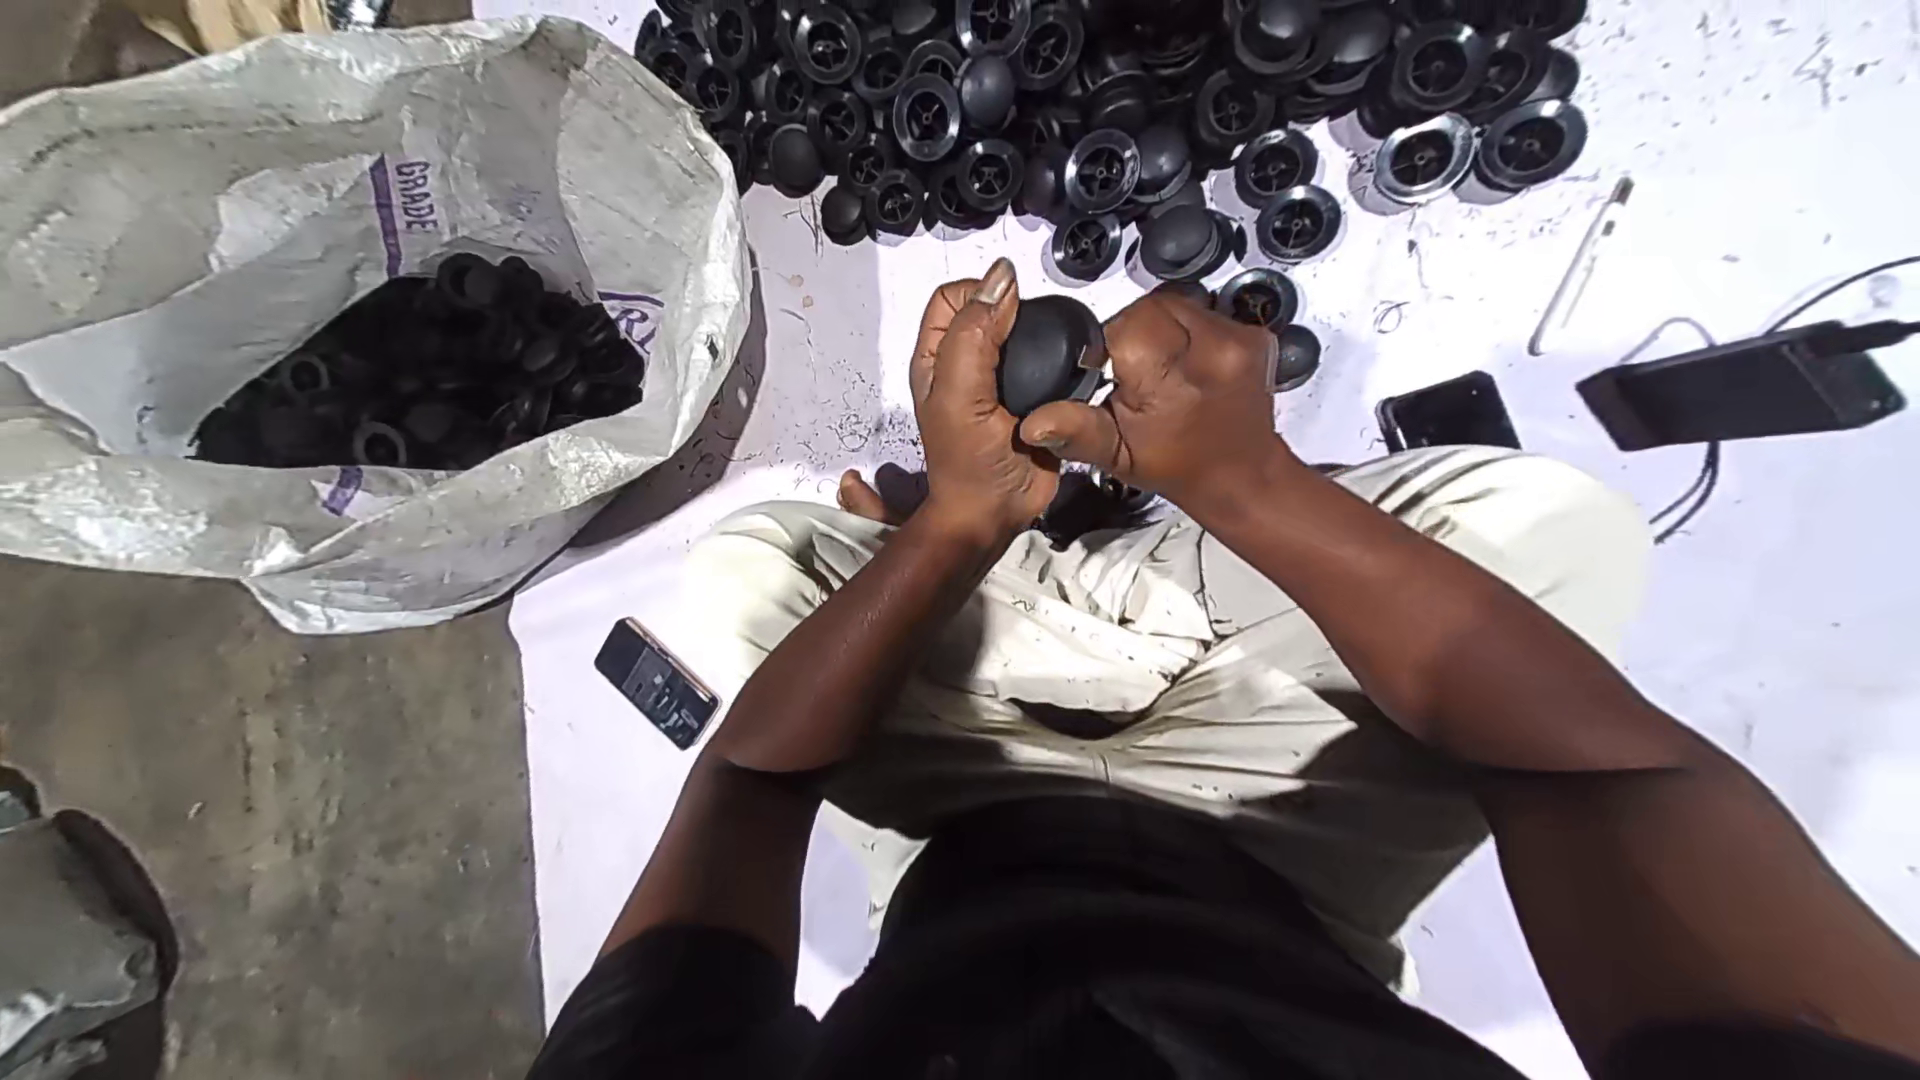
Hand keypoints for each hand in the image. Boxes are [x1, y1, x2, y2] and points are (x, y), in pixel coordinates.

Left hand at [840, 258, 1057, 543]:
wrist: (997, 510)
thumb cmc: (968, 464)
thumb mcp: (959, 394)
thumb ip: (974, 335)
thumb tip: (1000, 280)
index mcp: (938, 357)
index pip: (955, 296)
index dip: (981, 294)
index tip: (1006, 319)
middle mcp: (966, 363)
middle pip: (991, 309)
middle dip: (1015, 313)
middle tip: (1028, 344)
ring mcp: (1000, 381)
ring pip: (1023, 335)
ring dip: (1040, 340)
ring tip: (1046, 362)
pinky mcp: (1031, 396)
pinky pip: (1049, 363)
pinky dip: (1057, 362)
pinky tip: (1060, 376)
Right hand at [1017, 285, 1296, 515]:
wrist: (1237, 473)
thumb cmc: (1176, 465)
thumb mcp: (1115, 455)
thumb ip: (1074, 432)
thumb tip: (1034, 424)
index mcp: (1171, 381)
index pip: (1126, 323)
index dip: (1108, 342)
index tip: (1109, 367)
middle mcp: (1211, 353)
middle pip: (1151, 305)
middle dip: (1133, 331)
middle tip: (1134, 371)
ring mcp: (1236, 341)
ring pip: (1178, 302)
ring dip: (1161, 327)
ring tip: (1161, 368)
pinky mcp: (1253, 334)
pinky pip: (1204, 311)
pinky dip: (1188, 331)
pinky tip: (1186, 364)